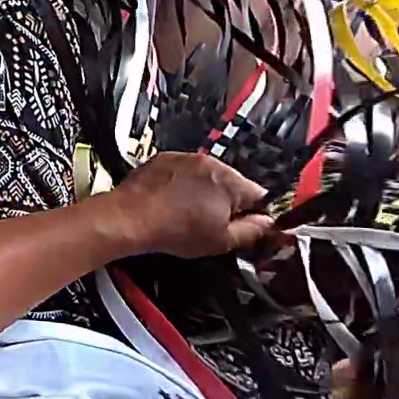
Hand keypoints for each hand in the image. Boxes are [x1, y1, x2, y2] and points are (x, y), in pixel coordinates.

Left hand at [97, 152, 273, 258]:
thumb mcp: (221, 241)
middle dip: (226, 201)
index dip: (253, 214)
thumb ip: (252, 231)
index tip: (240, 226)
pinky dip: (181, 183)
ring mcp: (185, 157)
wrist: (130, 217)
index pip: (260, 195)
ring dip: (202, 191)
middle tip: (208, 223)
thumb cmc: (175, 231)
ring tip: (185, 213)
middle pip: (232, 183)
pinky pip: (183, 170)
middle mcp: (210, 162)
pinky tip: (170, 201)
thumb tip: (267, 224)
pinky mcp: (163, 158)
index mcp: (231, 181)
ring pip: (206, 176)